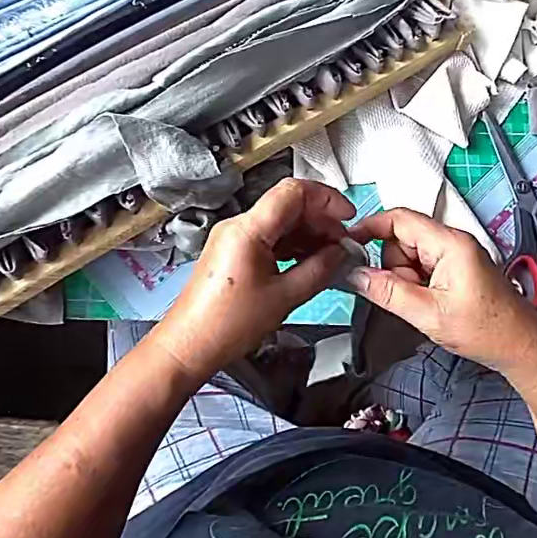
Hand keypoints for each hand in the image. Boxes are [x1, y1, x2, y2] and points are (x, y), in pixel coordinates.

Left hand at [144, 179, 355, 385]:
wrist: (189, 345)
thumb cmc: (225, 325)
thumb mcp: (285, 297)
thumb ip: (319, 269)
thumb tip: (340, 253)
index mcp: (247, 230)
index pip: (294, 192)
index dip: (327, 199)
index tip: (347, 217)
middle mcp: (237, 226)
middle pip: (289, 204)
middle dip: (321, 220)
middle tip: (342, 243)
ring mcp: (234, 237)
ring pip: (281, 220)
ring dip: (309, 233)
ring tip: (329, 256)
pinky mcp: (234, 250)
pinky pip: (270, 235)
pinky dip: (293, 244)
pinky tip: (309, 261)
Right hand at [344, 207, 536, 383]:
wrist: (520, 347)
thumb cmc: (486, 330)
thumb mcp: (428, 314)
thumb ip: (387, 292)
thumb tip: (354, 274)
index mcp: (449, 243)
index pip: (399, 218)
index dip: (370, 228)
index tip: (349, 245)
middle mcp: (452, 241)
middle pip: (401, 239)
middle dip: (394, 267)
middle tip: (409, 296)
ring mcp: (454, 254)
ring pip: (408, 255)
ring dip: (405, 279)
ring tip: (425, 304)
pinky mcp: (455, 267)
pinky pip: (421, 267)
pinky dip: (416, 284)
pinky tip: (430, 304)